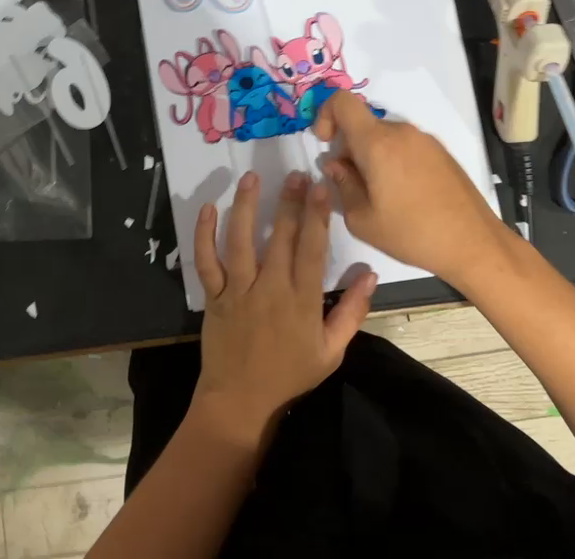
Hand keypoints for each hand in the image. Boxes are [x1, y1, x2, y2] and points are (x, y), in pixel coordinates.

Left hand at [191, 171, 376, 444]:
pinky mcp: (213, 296)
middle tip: (295, 174)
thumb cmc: (290, 375)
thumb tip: (370, 274)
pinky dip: (204, 234)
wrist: (241, 400)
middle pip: (281, 237)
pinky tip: (208, 208)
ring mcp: (238, 290)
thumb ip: (352, 312)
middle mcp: (270, 288)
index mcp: (302, 300)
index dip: (317, 215)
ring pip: (241, 241)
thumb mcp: (332, 351)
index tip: (320, 187)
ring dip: (246, 207)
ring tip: (252, 178)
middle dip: (289, 202)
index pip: (313, 248)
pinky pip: (207, 261)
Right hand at [313, 91, 501, 274]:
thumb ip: (341, 184)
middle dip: (349, 148)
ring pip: (384, 137)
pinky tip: (405, 196)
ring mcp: (426, 140)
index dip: (326, 115)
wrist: (474, 244)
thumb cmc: (412, 233)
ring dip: (372, 157)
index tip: (327, 145)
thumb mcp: (362, 220)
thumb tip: (336, 165)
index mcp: (377, 142)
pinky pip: (406, 146)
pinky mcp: (442, 153)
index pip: (342, 101)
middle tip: (353, 185)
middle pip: (363, 124)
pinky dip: (394, 161)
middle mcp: (402, 132)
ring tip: (381, 196)